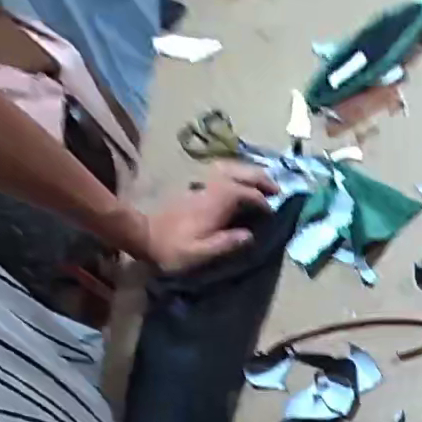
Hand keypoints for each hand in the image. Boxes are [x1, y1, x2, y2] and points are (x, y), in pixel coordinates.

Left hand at [137, 162, 276, 272]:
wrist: (144, 237)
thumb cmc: (172, 249)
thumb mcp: (199, 254)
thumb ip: (224, 243)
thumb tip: (249, 236)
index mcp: (213, 205)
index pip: (243, 193)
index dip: (260, 200)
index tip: (272, 211)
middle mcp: (209, 190)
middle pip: (238, 172)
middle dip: (259, 178)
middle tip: (277, 188)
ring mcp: (201, 186)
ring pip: (229, 168)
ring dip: (248, 172)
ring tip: (263, 182)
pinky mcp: (196, 188)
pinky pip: (221, 173)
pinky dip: (236, 173)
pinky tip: (243, 183)